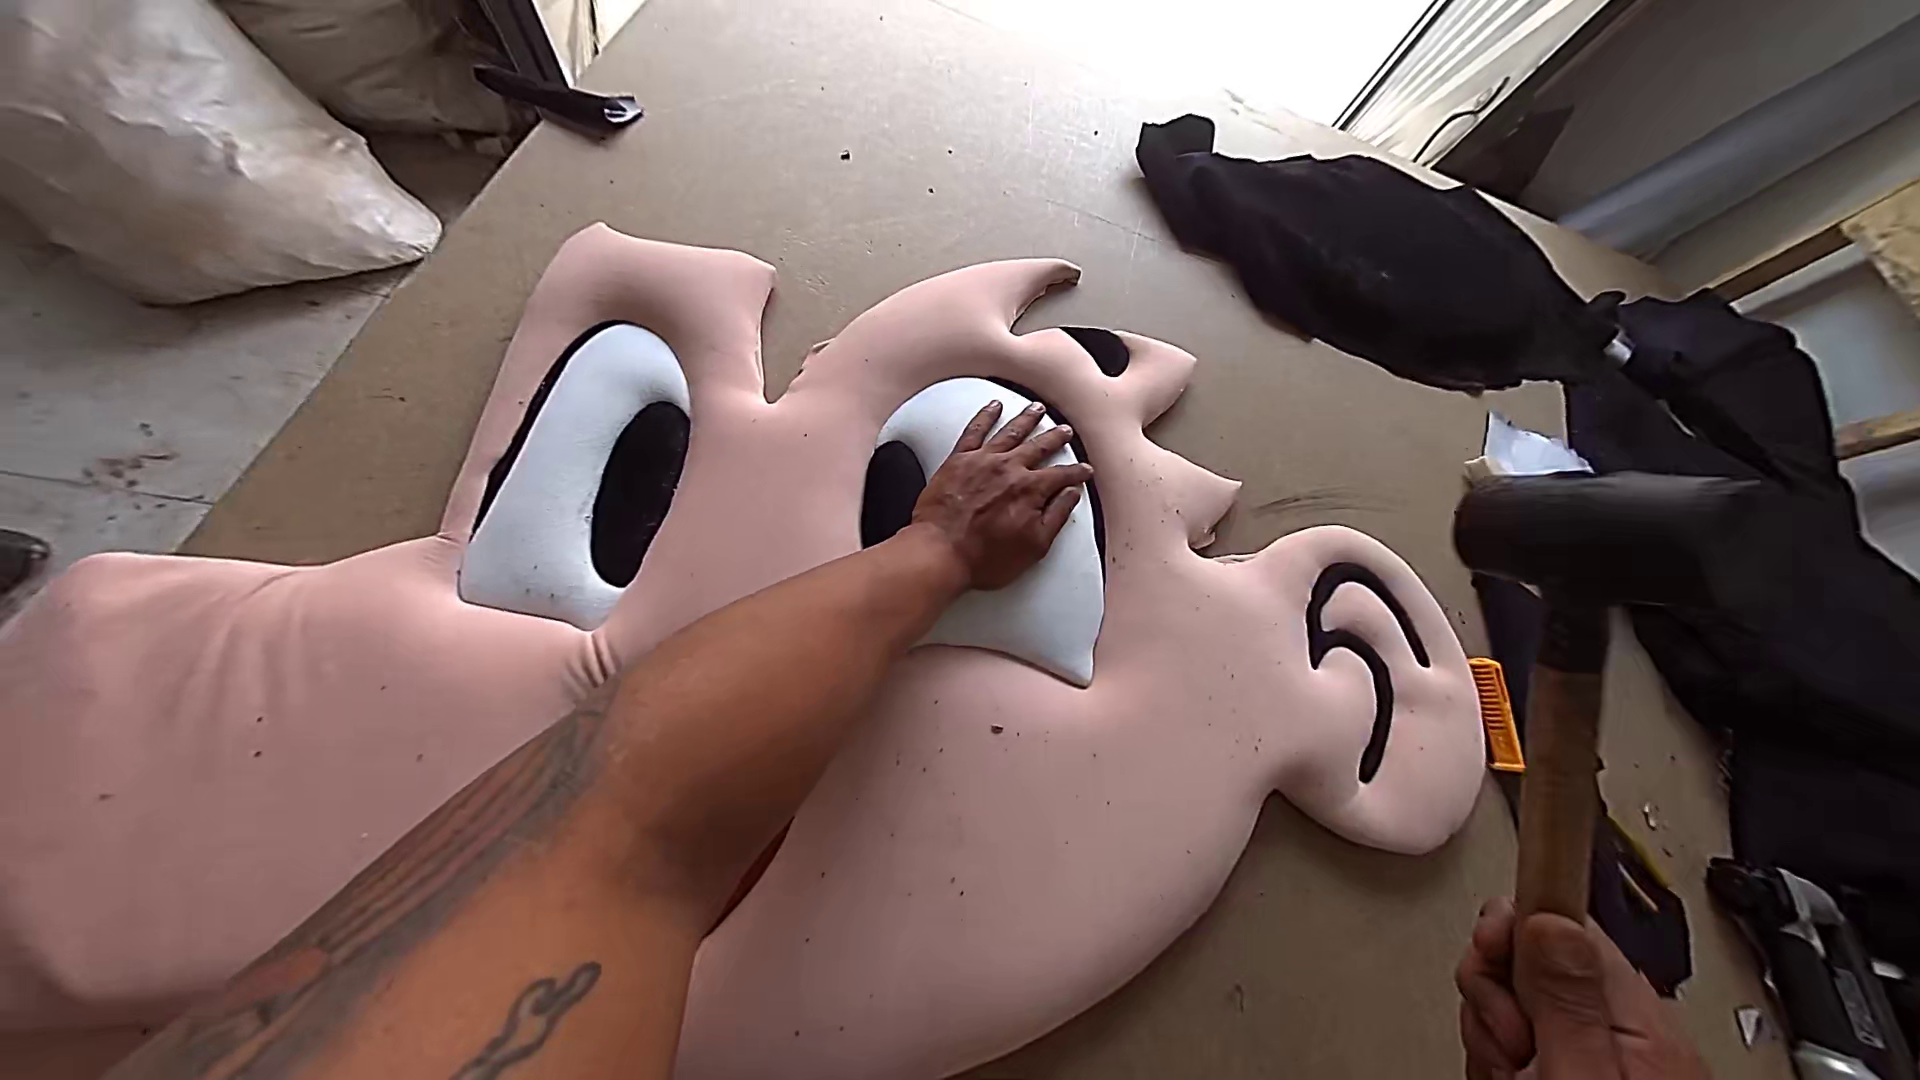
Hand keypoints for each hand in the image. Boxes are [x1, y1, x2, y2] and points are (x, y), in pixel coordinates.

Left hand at [909, 400, 1094, 589]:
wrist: (941, 551)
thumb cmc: (984, 556)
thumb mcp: (1034, 546)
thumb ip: (1056, 516)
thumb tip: (1071, 495)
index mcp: (1030, 489)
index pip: (1062, 475)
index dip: (1076, 473)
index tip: (1083, 471)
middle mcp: (1009, 468)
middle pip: (1039, 446)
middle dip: (1055, 438)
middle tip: (1065, 431)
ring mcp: (983, 460)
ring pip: (1011, 432)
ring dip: (1027, 419)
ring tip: (1038, 409)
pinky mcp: (958, 460)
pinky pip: (974, 430)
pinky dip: (985, 415)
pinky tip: (994, 406)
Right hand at [1456, 898, 1709, 1079]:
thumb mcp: (1581, 1078)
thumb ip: (1567, 997)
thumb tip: (1550, 914)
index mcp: (1639, 1024)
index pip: (1569, 922)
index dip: (1519, 922)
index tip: (1492, 941)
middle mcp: (1617, 1029)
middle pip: (1525, 954)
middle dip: (1491, 984)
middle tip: (1505, 1032)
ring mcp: (1587, 1047)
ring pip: (1506, 989)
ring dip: (1486, 1020)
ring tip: (1507, 1066)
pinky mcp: (1558, 1061)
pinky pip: (1504, 1024)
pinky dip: (1490, 1045)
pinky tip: (1505, 1072)